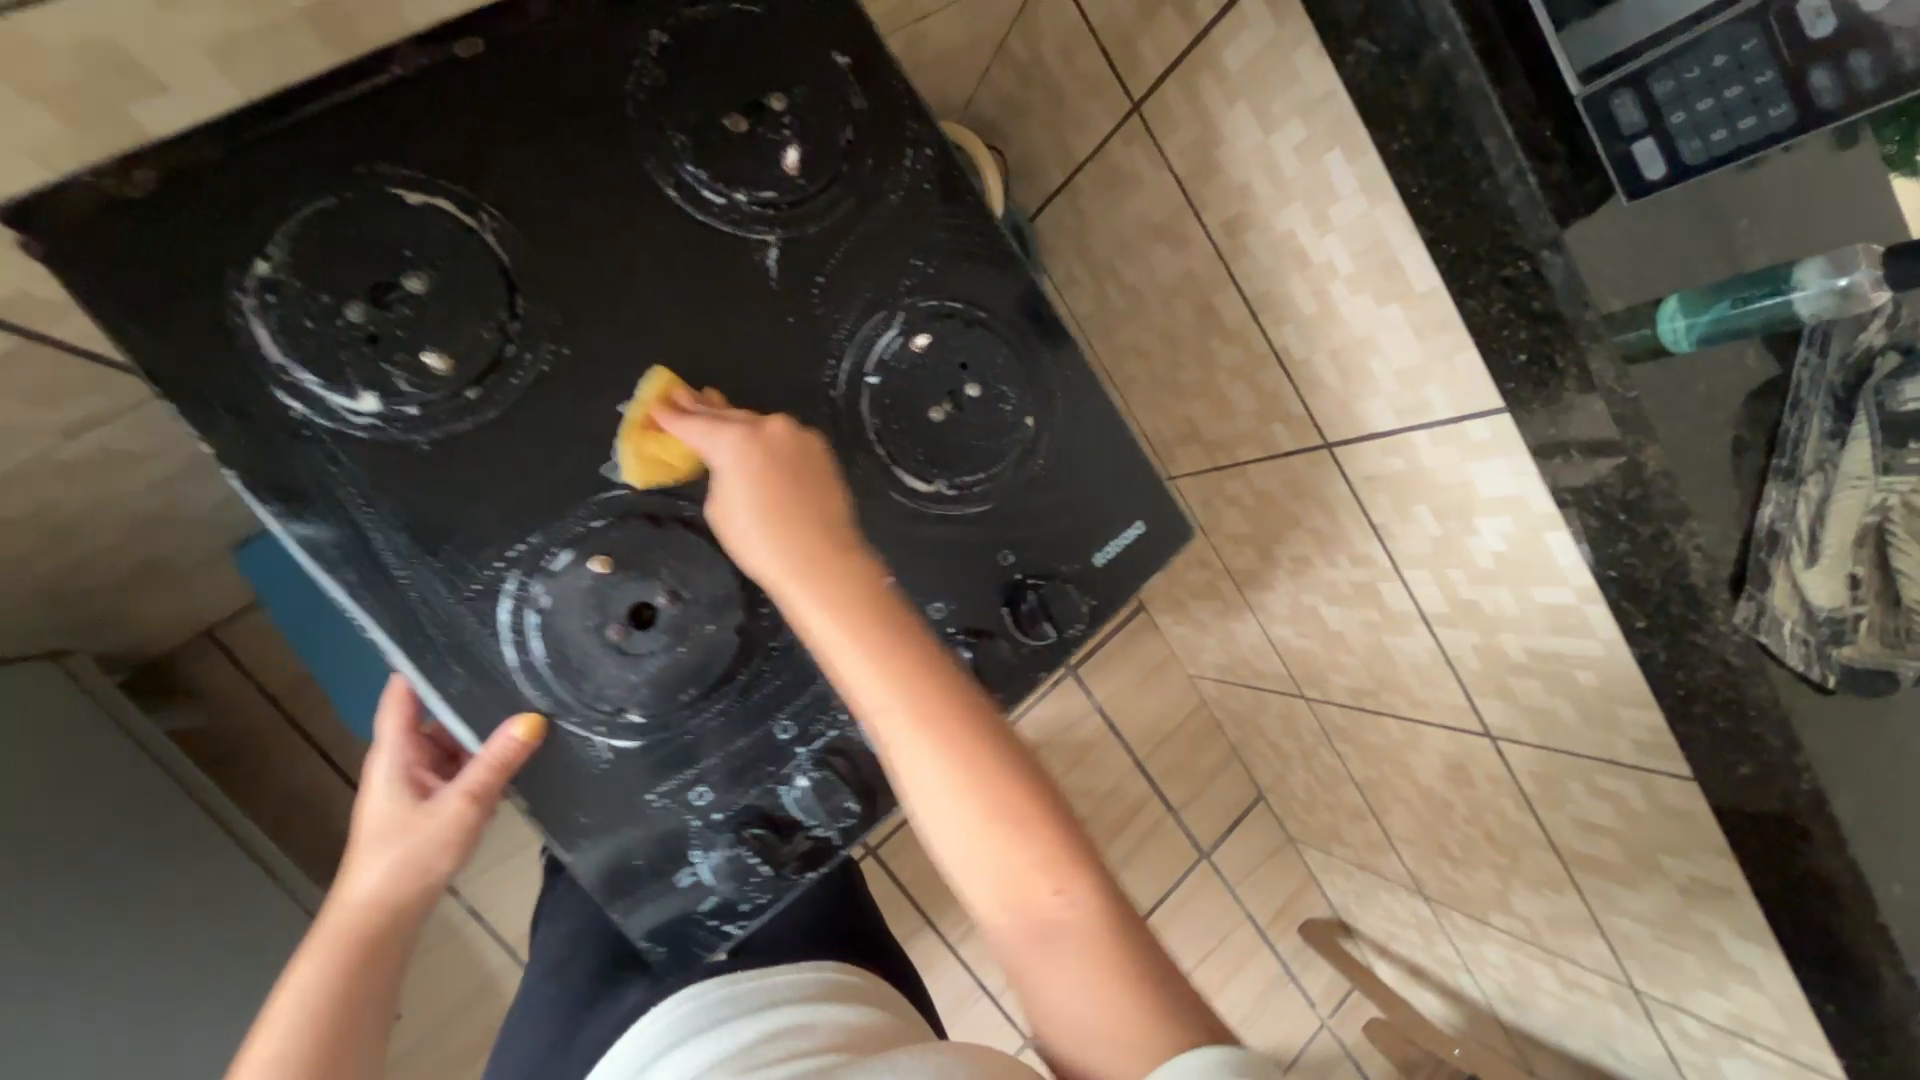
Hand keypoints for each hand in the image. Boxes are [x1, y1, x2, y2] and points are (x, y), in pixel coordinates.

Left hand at [330, 675, 546, 921]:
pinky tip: (522, 755)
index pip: (404, 693)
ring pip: (456, 744)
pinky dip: (488, 762)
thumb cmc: (409, 856)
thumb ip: (498, 761)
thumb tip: (535, 717)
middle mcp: (405, 760)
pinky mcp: (435, 804)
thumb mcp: (463, 805)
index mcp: (396, 752)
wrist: (382, 918)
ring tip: (532, 703)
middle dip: (475, 697)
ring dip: (486, 734)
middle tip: (520, 668)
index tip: (459, 633)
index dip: (424, 663)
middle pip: (440, 716)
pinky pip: (464, 769)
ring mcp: (420, 783)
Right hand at [652, 388, 875, 594]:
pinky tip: (757, 435)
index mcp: (735, 441)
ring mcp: (798, 435)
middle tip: (681, 394)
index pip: (694, 424)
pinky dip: (766, 435)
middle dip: (702, 408)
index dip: (672, 417)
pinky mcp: (820, 448)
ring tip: (713, 404)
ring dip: (735, 419)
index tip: (656, 406)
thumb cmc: (760, 543)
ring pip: (758, 423)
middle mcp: (768, 427)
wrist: (822, 559)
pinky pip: (784, 436)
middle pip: (727, 416)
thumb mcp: (718, 508)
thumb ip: (718, 472)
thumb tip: (729, 462)